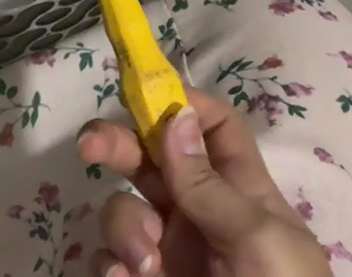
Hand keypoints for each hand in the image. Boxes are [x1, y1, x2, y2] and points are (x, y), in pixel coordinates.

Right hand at [76, 90, 329, 276]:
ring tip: (143, 264)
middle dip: (118, 143)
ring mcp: (170, 256)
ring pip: (122, 209)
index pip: (212, 128)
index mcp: (242, 195)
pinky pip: (109, 263)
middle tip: (89, 146)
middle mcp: (200, 216)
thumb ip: (212, 183)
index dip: (180, 102)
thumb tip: (175, 113)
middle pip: (151, 156)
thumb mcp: (262, 245)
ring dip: (122, 227)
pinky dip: (109, 268)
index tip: (143, 92)